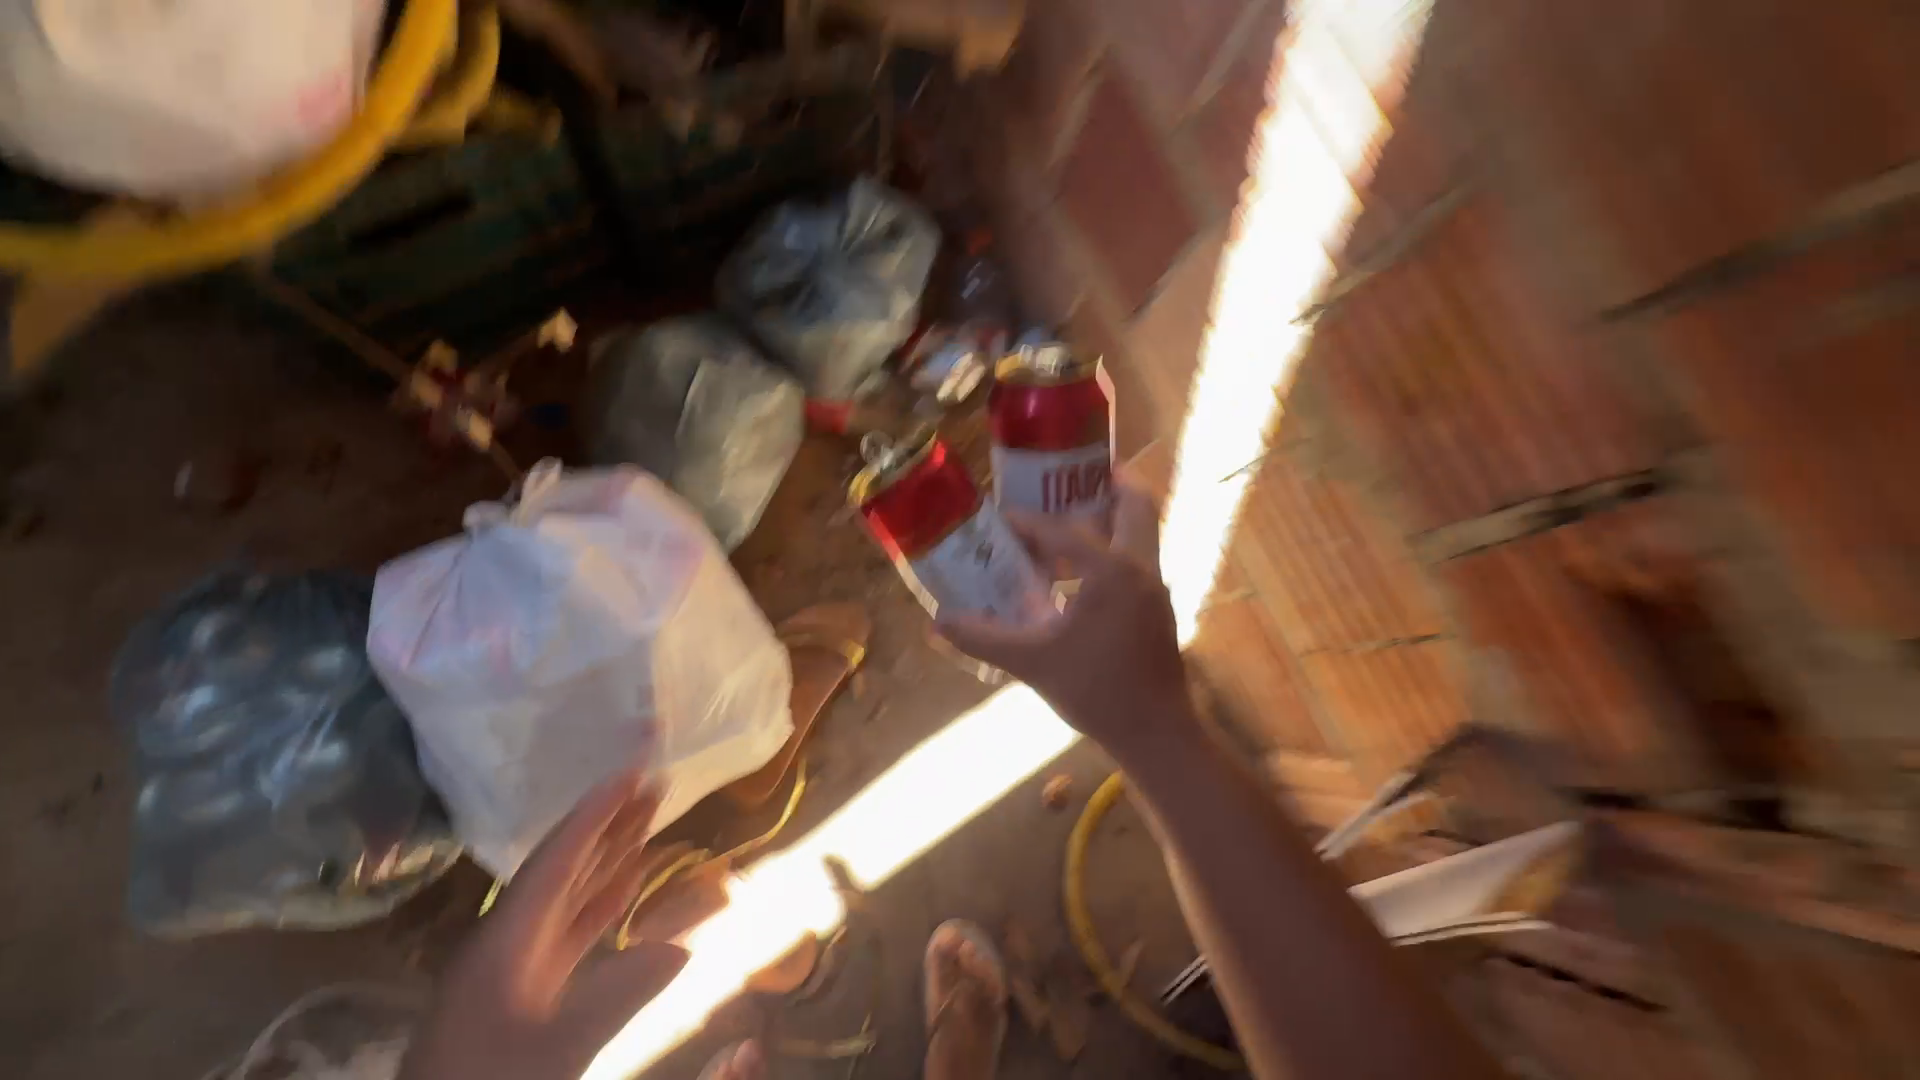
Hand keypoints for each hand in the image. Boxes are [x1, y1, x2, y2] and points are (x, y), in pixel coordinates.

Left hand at [402, 771, 688, 1079]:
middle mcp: (508, 938)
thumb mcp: (554, 1055)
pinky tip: (630, 882)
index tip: (631, 773)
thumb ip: (618, 999)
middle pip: (565, 867)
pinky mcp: (525, 985)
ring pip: (569, 893)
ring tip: (651, 818)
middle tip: (655, 785)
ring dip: (610, 855)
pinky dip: (603, 899)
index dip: (595, 815)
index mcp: (504, 941)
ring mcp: (515, 962)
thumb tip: (682, 948)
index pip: (556, 861)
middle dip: (610, 825)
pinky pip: (570, 925)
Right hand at [938, 479, 1191, 756]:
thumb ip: (984, 638)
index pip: (1063, 529)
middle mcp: (1140, 568)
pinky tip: (1075, 580)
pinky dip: (1109, 554)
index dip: (1027, 520)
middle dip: (1103, 487)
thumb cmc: (1097, 691)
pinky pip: (1136, 561)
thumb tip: (937, 622)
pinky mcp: (1158, 610)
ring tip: (1064, 528)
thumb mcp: (1032, 663)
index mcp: (1111, 571)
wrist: (1156, 734)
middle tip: (1064, 484)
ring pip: (1140, 533)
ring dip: (1107, 521)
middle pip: (1134, 505)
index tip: (1000, 516)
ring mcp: (1155, 589)